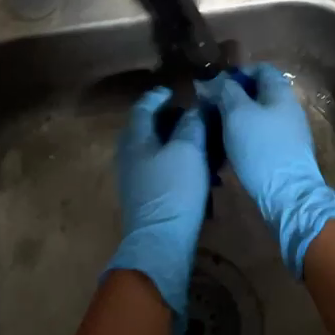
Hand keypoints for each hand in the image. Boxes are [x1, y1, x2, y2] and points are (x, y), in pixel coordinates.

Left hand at [105, 87, 209, 317]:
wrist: (161, 243)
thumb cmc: (173, 189)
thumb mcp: (188, 149)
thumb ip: (192, 124)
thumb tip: (194, 109)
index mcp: (136, 139)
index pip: (142, 107)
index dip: (157, 96)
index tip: (173, 91)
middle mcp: (130, 156)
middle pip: (149, 129)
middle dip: (172, 120)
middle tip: (194, 116)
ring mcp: (136, 179)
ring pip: (158, 151)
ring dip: (179, 143)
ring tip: (204, 144)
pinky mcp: (147, 198)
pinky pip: (163, 170)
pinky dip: (180, 164)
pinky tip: (201, 173)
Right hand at [199, 64, 334, 277]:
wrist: (288, 195)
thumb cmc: (261, 147)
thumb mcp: (237, 113)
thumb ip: (225, 91)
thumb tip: (213, 80)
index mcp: (280, 92)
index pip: (260, 69)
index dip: (237, 73)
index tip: (215, 85)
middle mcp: (288, 107)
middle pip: (258, 92)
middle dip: (233, 96)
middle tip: (210, 107)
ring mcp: (289, 132)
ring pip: (258, 114)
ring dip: (237, 117)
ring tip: (215, 128)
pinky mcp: (285, 153)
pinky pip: (261, 134)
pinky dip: (245, 135)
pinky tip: (230, 147)